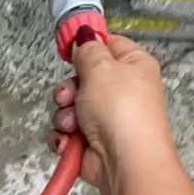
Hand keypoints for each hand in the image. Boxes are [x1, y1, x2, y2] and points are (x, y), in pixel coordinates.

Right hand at [48, 34, 176, 189]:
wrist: (123, 158)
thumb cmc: (118, 107)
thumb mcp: (101, 69)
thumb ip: (88, 51)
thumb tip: (84, 35)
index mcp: (131, 65)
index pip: (108, 45)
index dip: (87, 47)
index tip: (67, 51)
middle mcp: (118, 89)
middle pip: (80, 79)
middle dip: (67, 91)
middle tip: (69, 97)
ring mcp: (102, 116)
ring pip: (68, 108)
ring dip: (63, 117)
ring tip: (71, 126)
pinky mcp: (87, 140)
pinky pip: (64, 132)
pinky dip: (62, 137)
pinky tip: (67, 143)